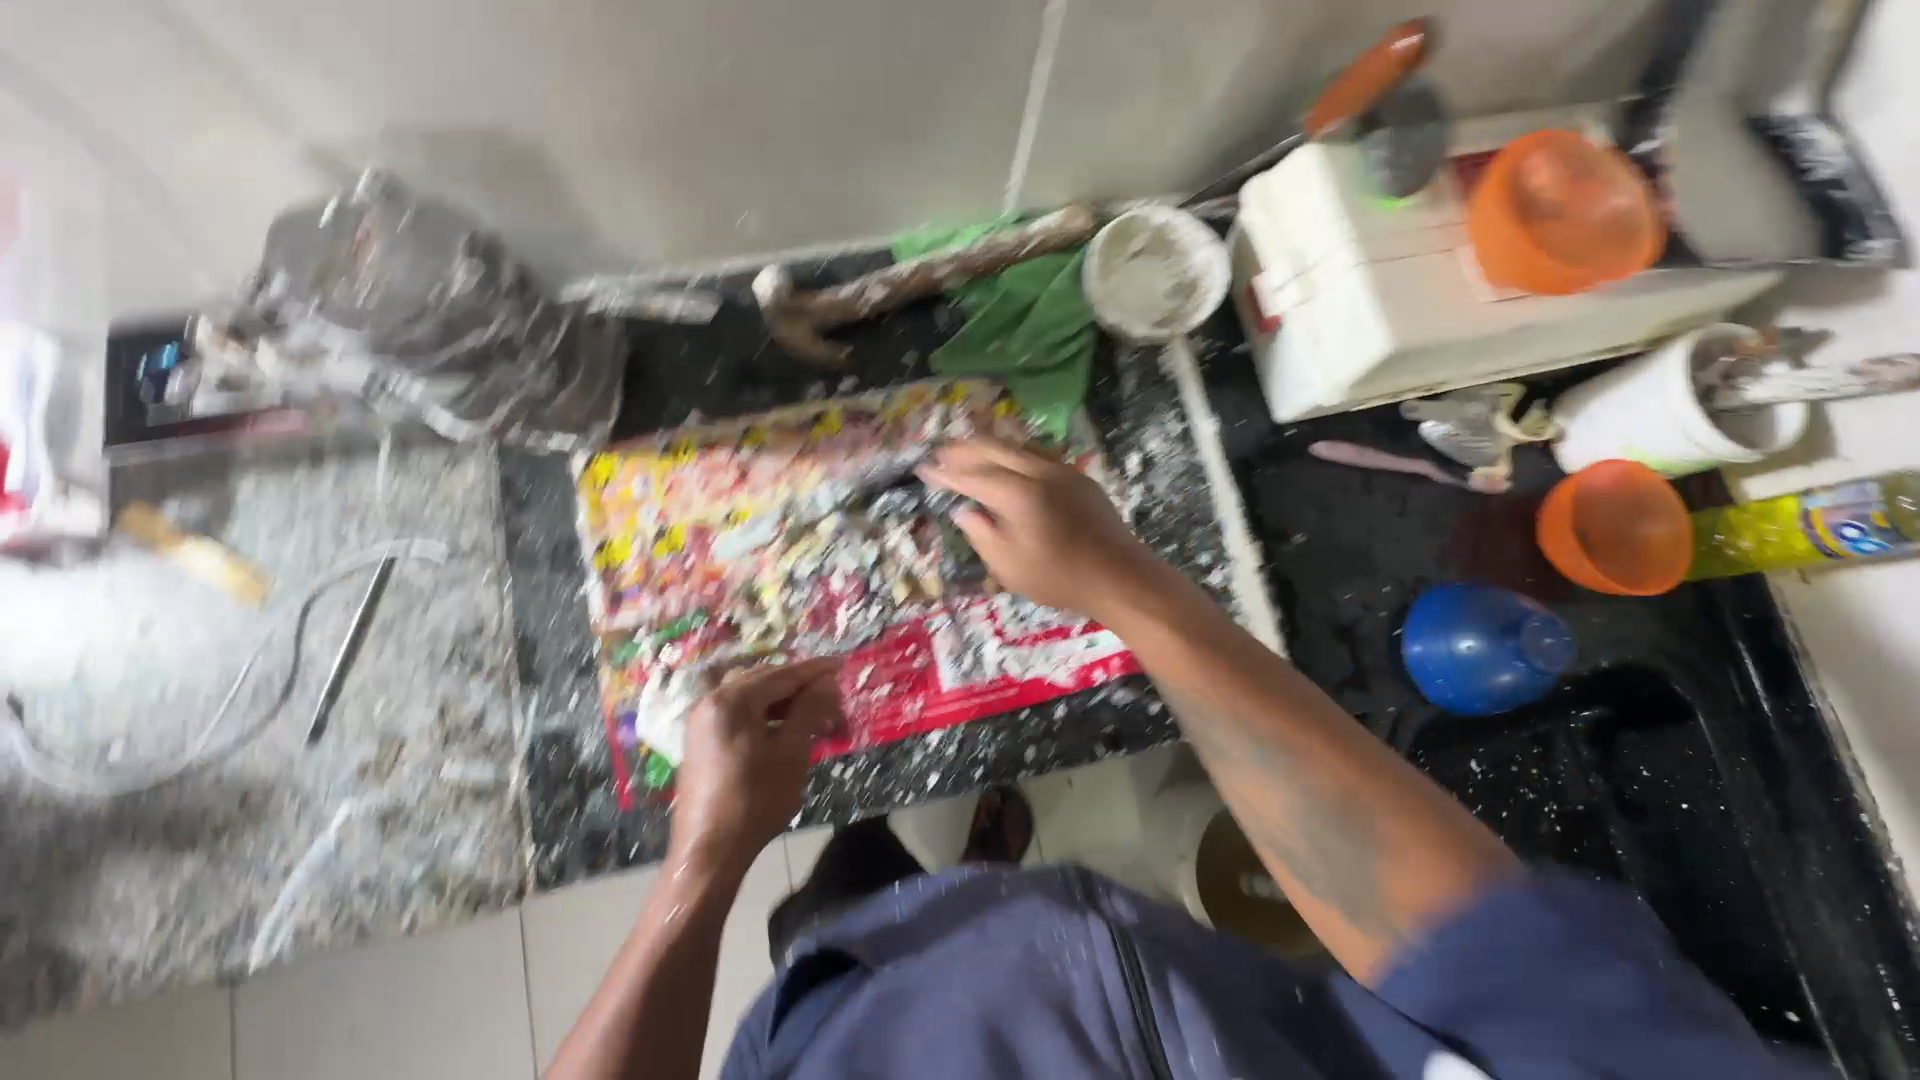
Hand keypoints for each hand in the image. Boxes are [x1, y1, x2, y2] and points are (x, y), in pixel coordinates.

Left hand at [670, 657, 843, 876]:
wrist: (710, 850)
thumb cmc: (756, 799)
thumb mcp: (793, 752)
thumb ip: (810, 709)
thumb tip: (826, 681)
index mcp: (731, 700)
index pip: (782, 675)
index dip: (815, 671)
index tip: (842, 665)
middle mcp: (711, 702)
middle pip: (765, 682)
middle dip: (801, 689)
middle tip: (833, 703)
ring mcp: (702, 722)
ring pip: (752, 698)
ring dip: (784, 703)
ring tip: (815, 720)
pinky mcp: (702, 741)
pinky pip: (739, 715)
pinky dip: (765, 716)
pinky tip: (787, 732)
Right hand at [918, 437, 1160, 618]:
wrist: (1119, 576)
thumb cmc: (1059, 578)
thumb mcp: (1009, 567)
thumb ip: (982, 534)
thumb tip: (964, 511)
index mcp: (1018, 495)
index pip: (973, 476)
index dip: (946, 473)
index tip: (924, 468)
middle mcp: (1040, 472)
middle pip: (996, 448)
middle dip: (965, 448)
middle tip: (942, 451)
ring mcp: (1063, 471)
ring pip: (1020, 445)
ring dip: (991, 444)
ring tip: (970, 446)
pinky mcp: (1079, 477)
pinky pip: (1040, 453)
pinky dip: (1017, 450)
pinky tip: (1012, 456)